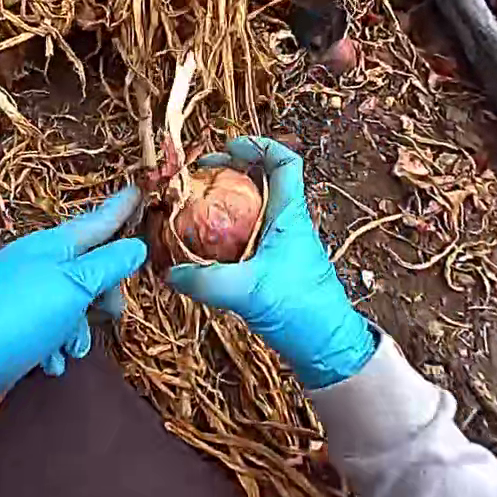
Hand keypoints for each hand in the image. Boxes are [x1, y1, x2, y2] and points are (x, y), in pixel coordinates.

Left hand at [0, 186, 146, 463]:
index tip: (138, 189)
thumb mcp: (69, 286)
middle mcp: (35, 266)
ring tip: (72, 348)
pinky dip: (56, 347)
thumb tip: (135, 244)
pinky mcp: (10, 329)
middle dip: (105, 291)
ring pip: (71, 305)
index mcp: (50, 246)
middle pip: (87, 267)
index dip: (118, 209)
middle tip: (114, 313)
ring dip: (80, 328)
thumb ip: (105, 265)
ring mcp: (20, 297)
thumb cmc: (15, 316)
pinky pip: (48, 332)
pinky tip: (52, 364)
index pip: (94, 222)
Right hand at [166, 136, 375, 387]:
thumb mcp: (250, 292)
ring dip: (222, 198)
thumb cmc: (302, 312)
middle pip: (259, 179)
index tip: (227, 147)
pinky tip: (198, 241)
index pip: (285, 163)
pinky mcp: (268, 263)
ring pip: (248, 206)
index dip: (259, 146)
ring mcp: (277, 243)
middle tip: (196, 174)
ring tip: (191, 201)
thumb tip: (168, 272)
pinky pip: (241, 233)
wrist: (328, 351)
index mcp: (290, 216)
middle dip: (228, 169)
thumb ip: (206, 281)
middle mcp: (284, 223)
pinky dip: (219, 229)